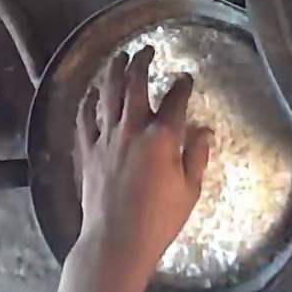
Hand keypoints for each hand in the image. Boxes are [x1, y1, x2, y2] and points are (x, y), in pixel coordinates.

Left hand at [74, 46, 214, 284]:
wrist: (116, 242)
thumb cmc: (158, 220)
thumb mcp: (189, 191)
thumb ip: (197, 156)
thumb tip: (205, 131)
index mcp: (161, 138)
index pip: (175, 100)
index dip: (182, 85)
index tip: (185, 78)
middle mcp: (133, 128)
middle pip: (136, 84)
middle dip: (142, 62)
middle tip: (146, 50)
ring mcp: (107, 137)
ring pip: (109, 93)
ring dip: (115, 70)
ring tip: (120, 57)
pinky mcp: (88, 149)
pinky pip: (86, 118)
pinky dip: (89, 102)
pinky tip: (92, 93)